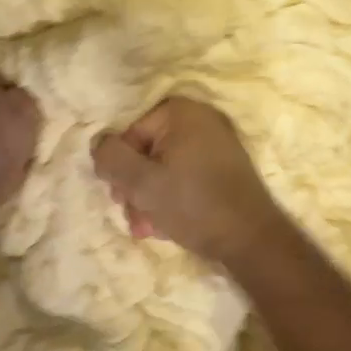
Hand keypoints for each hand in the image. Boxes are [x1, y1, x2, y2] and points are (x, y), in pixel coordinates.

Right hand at [91, 97, 289, 264]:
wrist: (251, 239)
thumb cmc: (194, 204)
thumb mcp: (142, 184)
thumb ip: (112, 160)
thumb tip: (98, 142)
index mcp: (180, 111)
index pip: (131, 135)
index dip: (121, 169)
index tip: (121, 201)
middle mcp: (199, 117)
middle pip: (148, 150)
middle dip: (136, 187)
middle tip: (136, 219)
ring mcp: (216, 140)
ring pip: (166, 166)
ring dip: (151, 197)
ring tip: (150, 228)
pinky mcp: (225, 165)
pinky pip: (187, 173)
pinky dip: (173, 196)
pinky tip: (170, 224)